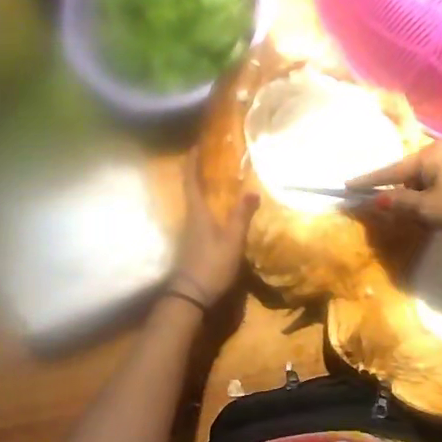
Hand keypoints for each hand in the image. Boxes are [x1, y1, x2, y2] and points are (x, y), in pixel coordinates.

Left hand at [168, 161, 258, 311]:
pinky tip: (219, 213)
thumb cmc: (211, 265)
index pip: (191, 181)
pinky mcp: (192, 245)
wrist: (190, 296)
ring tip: (218, 182)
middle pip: (191, 190)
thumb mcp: (232, 241)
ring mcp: (189, 233)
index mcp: (197, 213)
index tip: (195, 145)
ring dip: (204, 191)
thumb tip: (252, 191)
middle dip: (199, 174)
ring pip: (196, 205)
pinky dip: (208, 209)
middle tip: (211, 159)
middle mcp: (190, 219)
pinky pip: (200, 219)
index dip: (192, 162)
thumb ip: (241, 216)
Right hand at [349, 143, 441, 238]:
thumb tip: (376, 199)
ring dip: (423, 193)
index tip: (347, 186)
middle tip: (395, 211)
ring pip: (433, 175)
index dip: (368, 181)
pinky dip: (441, 191)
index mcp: (429, 154)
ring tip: (424, 214)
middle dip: (401, 189)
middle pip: (412, 170)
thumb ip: (400, 203)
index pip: (390, 169)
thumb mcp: (430, 210)